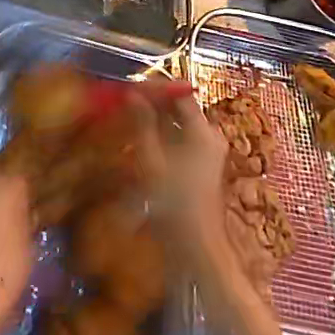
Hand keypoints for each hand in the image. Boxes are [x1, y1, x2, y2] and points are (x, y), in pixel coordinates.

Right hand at [130, 94, 227, 253]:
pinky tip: (141, 142)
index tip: (128, 87)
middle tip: (123, 103)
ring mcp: (209, 150)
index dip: (153, 87)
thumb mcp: (151, 160)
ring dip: (154, 119)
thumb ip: (142, 123)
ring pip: (178, 122)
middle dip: (151, 103)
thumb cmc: (173, 204)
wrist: (196, 247)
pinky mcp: (203, 163)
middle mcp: (210, 135)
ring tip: (128, 120)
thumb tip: (132, 94)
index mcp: (203, 131)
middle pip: (179, 106)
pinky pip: (180, 138)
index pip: (178, 92)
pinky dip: (162, 135)